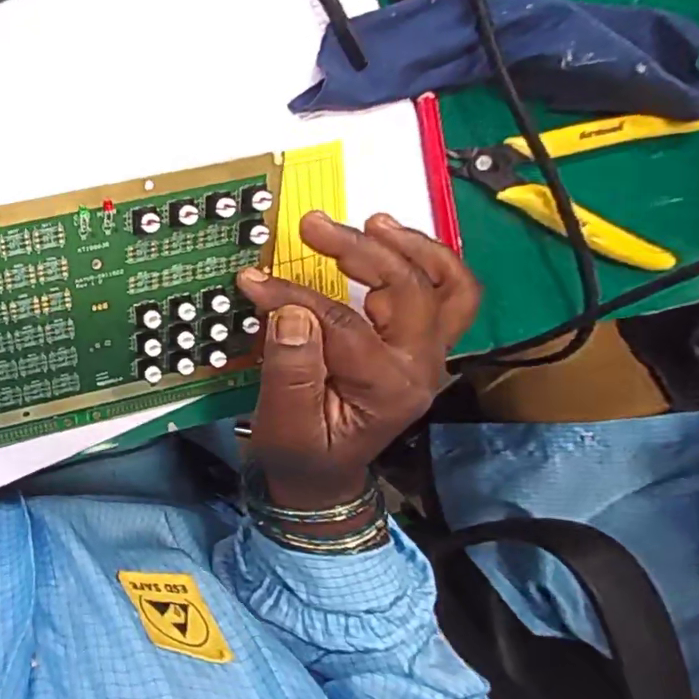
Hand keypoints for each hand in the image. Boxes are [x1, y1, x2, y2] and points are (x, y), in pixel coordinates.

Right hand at [235, 211, 479, 519]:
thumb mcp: (284, 421)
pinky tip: (390, 242)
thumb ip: (289, 370)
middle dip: (360, 250)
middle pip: (409, 290)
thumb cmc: (300, 452)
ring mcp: (425, 355)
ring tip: (371, 222)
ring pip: (445, 286)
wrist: (321, 476)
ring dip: (410, 248)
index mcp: (388, 388)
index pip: (343, 323)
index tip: (253, 280)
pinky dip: (423, 262)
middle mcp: (420, 367)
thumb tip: (290, 312)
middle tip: (314, 227)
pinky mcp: (417, 347)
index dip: (294, 296)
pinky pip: (442, 295)